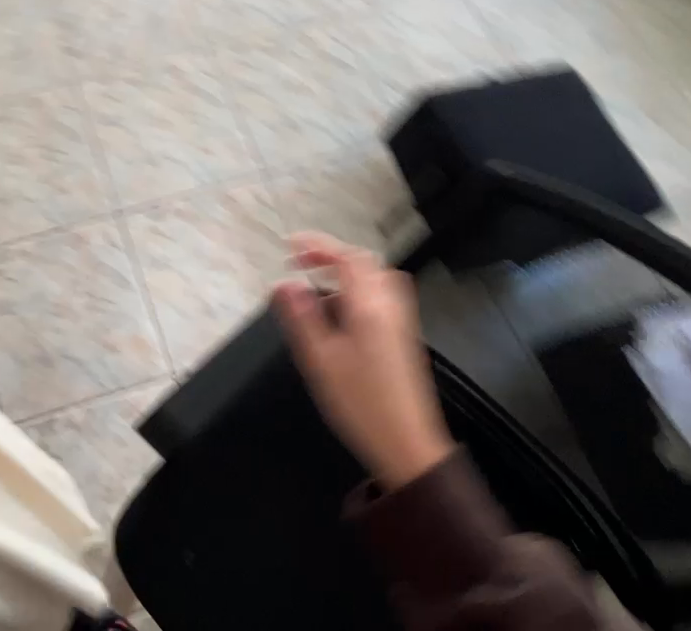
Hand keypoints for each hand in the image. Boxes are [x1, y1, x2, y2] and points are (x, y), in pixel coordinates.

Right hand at [273, 232, 455, 487]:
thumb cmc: (359, 403)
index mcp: (369, 308)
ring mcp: (400, 322)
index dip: (318, 246)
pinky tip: (339, 311)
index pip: (346, 258)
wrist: (407, 444)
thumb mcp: (320, 360)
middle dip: (331, 255)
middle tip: (301, 263)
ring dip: (346, 271)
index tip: (290, 247)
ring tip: (318, 283)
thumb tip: (283, 284)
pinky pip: (381, 296)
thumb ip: (301, 317)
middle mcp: (390, 307)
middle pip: (365, 262)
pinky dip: (357, 289)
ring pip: (376, 278)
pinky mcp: (403, 337)